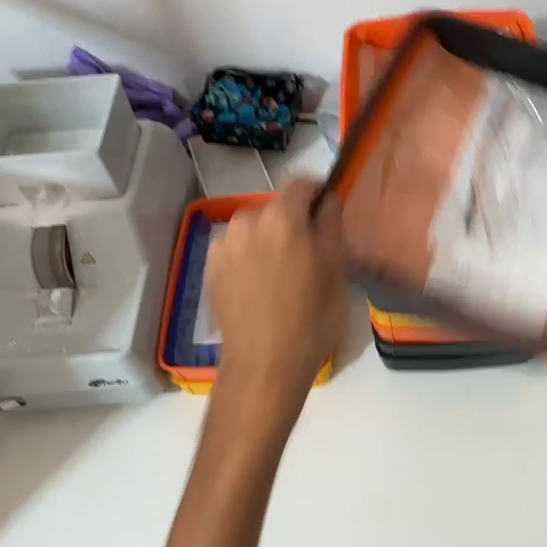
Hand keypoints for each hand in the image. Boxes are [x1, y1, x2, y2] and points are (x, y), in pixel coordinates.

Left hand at [205, 179, 345, 434]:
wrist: (265, 363)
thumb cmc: (311, 317)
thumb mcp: (335, 269)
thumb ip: (330, 224)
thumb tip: (327, 199)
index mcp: (283, 217)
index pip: (301, 183)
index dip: (316, 194)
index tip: (326, 214)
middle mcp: (248, 221)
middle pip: (275, 207)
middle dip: (291, 221)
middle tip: (306, 254)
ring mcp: (224, 244)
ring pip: (253, 228)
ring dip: (267, 239)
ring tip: (280, 274)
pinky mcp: (210, 267)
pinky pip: (236, 249)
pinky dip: (248, 257)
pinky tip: (258, 287)